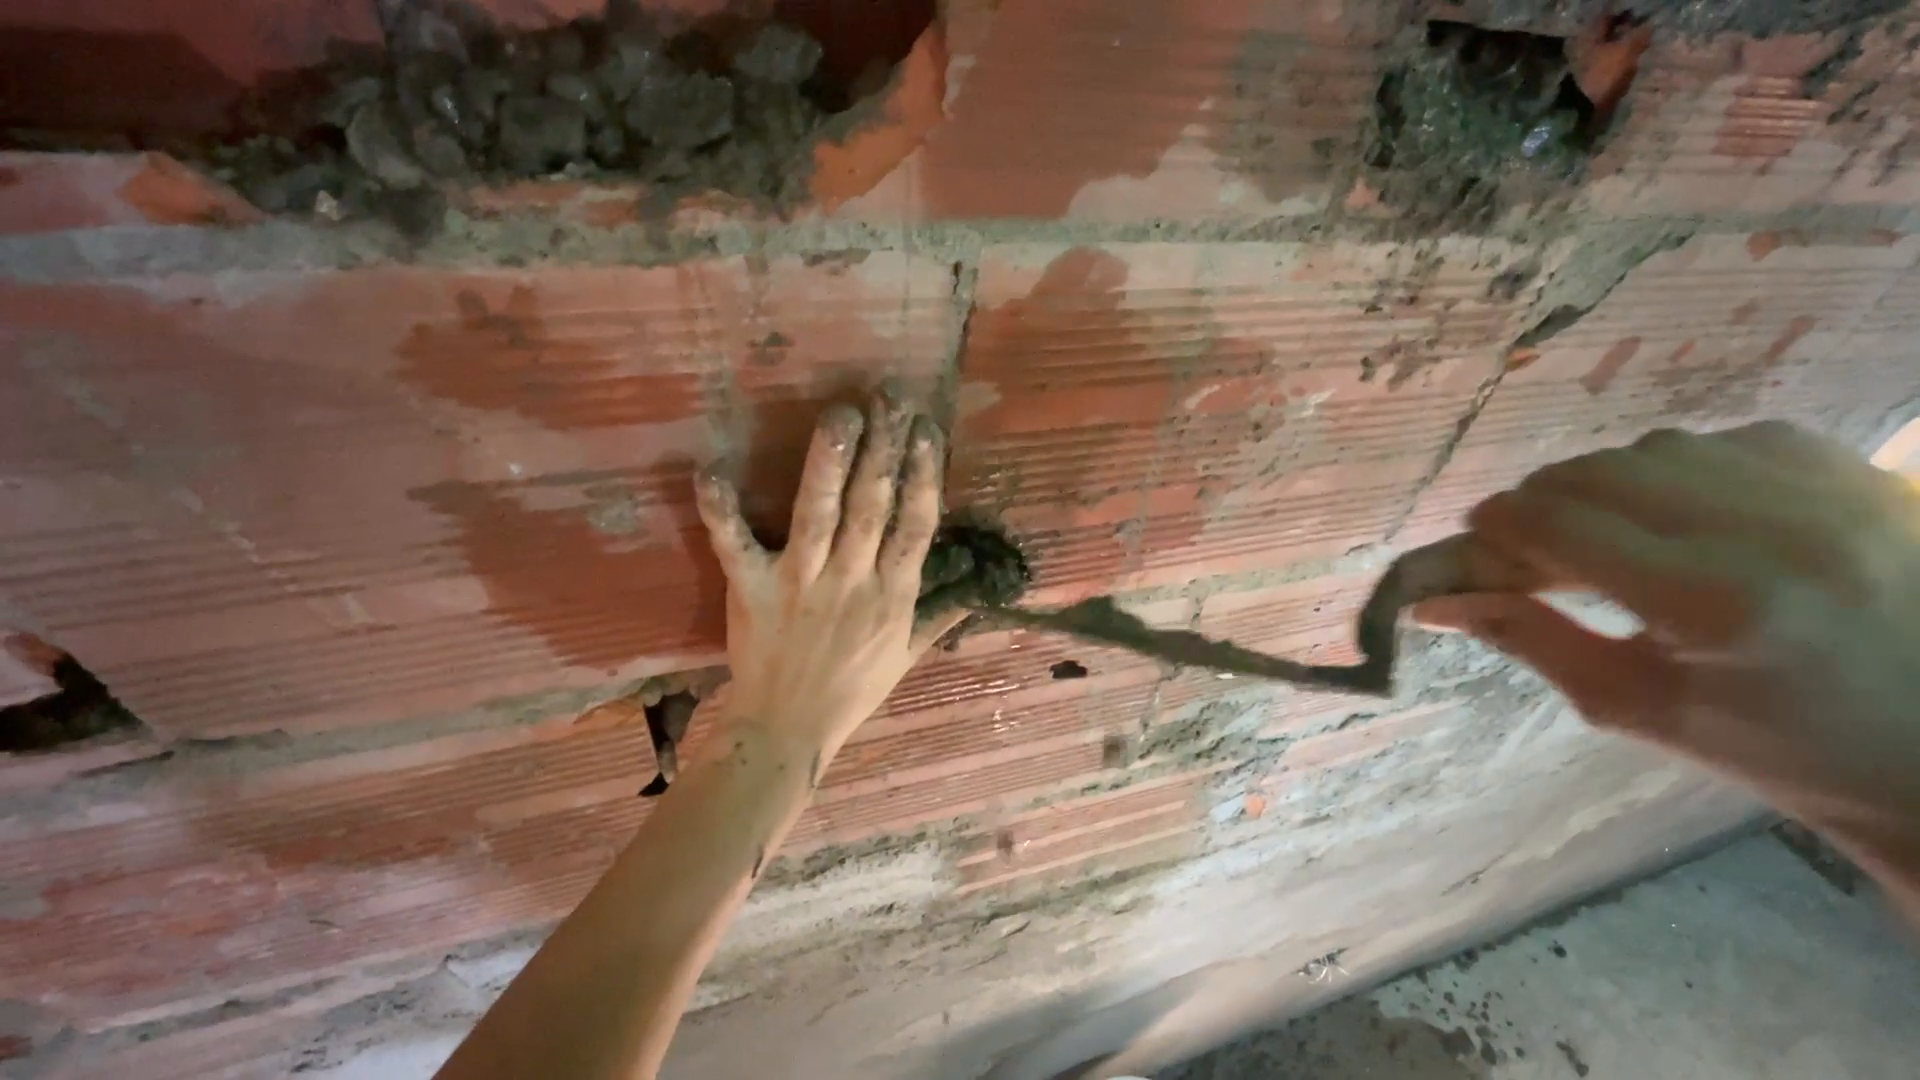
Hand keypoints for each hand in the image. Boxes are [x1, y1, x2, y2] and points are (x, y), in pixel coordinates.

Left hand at [694, 396, 967, 760]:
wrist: (787, 729)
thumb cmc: (851, 690)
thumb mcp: (907, 655)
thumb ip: (940, 616)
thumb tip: (979, 589)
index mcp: (892, 594)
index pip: (916, 525)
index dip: (924, 474)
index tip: (926, 429)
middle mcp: (852, 580)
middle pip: (872, 505)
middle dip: (882, 448)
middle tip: (886, 396)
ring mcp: (801, 583)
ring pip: (819, 514)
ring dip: (829, 462)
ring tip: (839, 415)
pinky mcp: (753, 590)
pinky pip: (735, 544)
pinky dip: (721, 509)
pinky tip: (711, 469)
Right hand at [1413, 422, 1919, 830]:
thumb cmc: (1779, 749)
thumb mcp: (1633, 707)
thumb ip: (1528, 639)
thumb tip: (1430, 602)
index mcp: (1713, 603)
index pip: (1560, 524)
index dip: (1497, 523)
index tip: (1475, 536)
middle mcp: (1774, 529)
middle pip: (1600, 473)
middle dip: (1544, 500)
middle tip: (1534, 541)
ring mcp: (1831, 491)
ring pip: (1657, 447)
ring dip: (1607, 482)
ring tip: (1610, 529)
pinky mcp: (1864, 472)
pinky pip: (1729, 438)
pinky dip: (1681, 467)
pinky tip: (1687, 512)